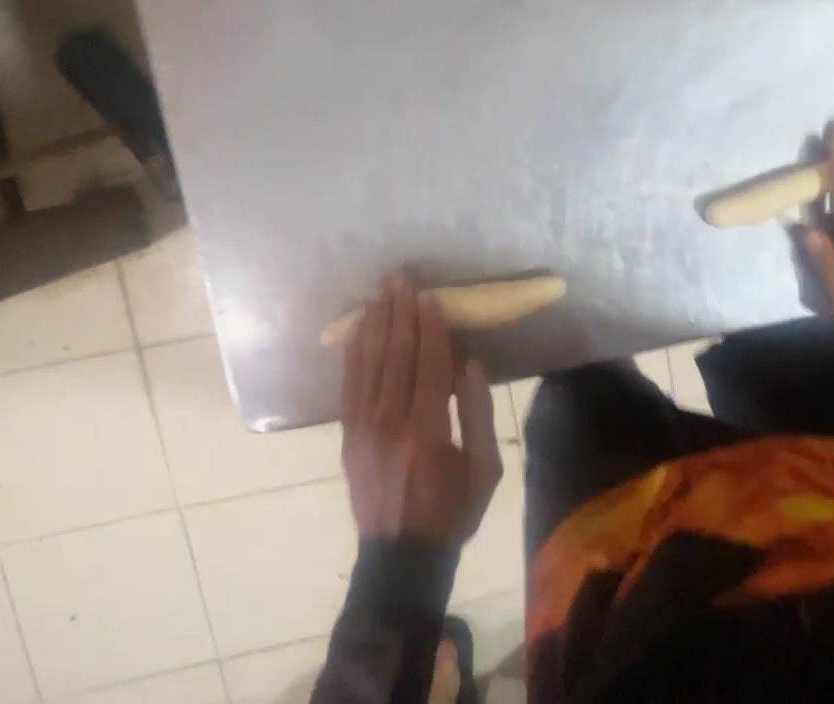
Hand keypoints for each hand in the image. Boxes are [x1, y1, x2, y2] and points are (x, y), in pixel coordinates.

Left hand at [340, 272, 502, 543]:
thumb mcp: (485, 469)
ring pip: (368, 365)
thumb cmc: (453, 511)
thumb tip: (470, 364)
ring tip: (380, 290)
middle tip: (401, 276)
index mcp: (427, 433)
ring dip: (375, 324)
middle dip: (400, 313)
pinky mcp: (348, 437)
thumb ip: (478, 414)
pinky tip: (357, 329)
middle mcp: (389, 424)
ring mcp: (363, 430)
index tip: (430, 296)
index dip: (430, 329)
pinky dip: (353, 354)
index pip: (428, 367)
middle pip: (395, 357)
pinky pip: (349, 387)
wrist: (400, 557)